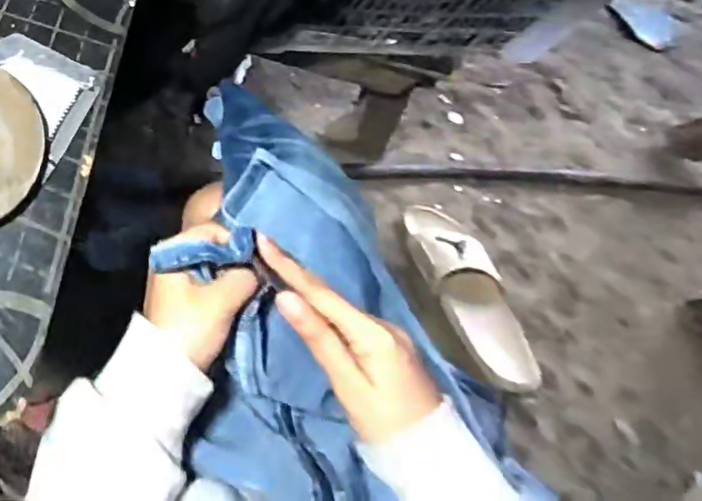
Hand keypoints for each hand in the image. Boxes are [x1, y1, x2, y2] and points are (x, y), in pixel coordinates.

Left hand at [144, 223, 259, 371]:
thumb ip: (242, 277)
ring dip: (230, 271)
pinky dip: (222, 283)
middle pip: (209, 245)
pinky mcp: (180, 294)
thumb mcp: (220, 302)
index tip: (256, 257)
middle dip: (234, 256)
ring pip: (209, 263)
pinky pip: (205, 278)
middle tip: (258, 269)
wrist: (166, 371)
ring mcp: (173, 275)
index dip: (234, 240)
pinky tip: (239, 293)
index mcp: (170, 250)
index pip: (208, 230)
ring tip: (252, 282)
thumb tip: (257, 267)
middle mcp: (169, 256)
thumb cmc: (190, 329)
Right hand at [259, 236, 442, 445]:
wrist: (438, 462)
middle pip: (330, 294)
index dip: (289, 266)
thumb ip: (319, 339)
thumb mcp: (349, 387)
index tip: (263, 239)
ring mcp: (388, 333)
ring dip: (308, 286)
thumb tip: (284, 296)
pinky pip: (349, 317)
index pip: (321, 293)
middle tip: (265, 245)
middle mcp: (382, 323)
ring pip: (339, 304)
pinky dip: (325, 305)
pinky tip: (310, 299)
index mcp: (373, 331)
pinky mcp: (389, 345)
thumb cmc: (389, 428)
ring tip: (278, 265)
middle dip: (296, 270)